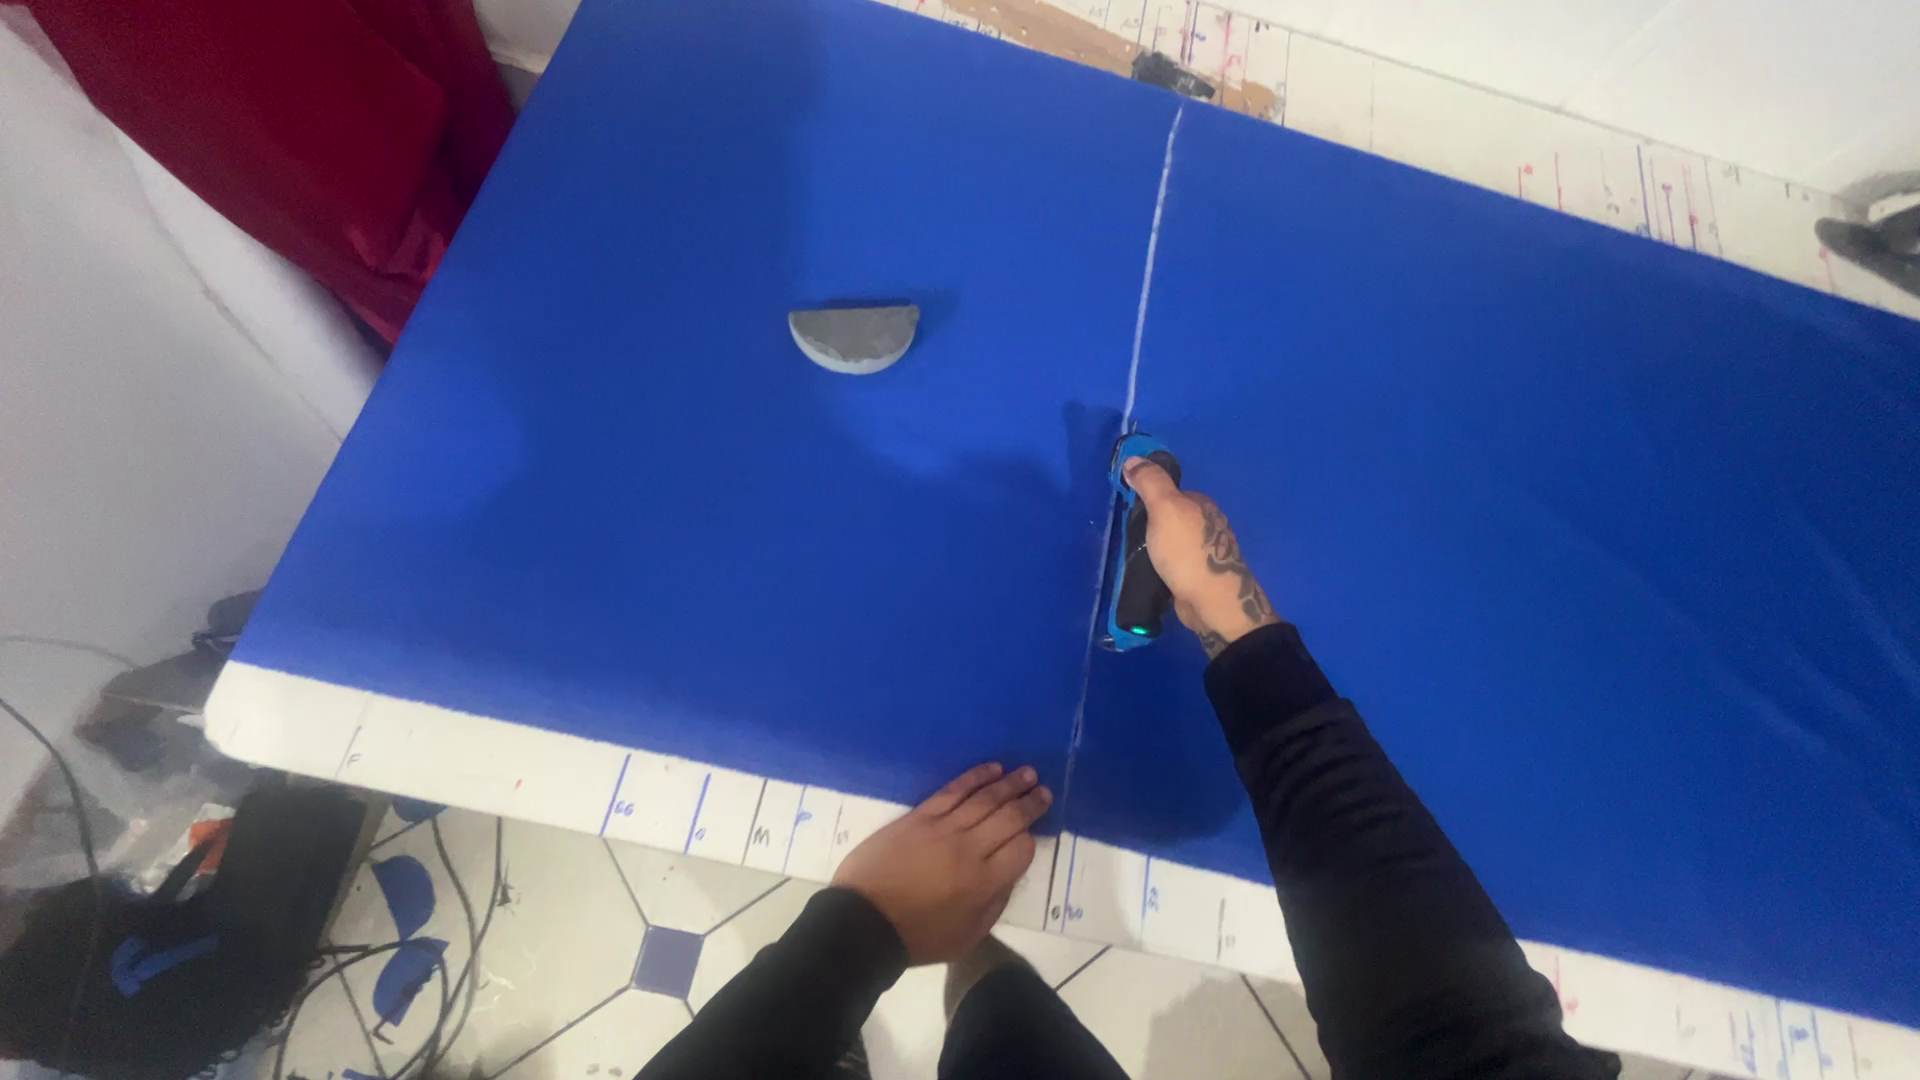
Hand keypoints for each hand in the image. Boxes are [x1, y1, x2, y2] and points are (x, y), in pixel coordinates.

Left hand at [832, 763, 1050, 964]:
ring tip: (1028, 772)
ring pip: (985, 798)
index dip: (1031, 839)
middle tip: (1044, 790)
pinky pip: (954, 790)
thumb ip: (995, 903)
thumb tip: (1008, 873)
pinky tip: (992, 769)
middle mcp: (969, 849)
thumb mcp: (967, 936)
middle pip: (1008, 817)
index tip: (1035, 832)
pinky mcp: (920, 815)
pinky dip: (975, 777)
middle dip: (1030, 803)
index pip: (1021, 849)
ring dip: (1010, 783)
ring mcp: (943, 827)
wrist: (864, 921)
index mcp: (983, 883)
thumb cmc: (917, 936)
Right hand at [1122, 456, 1279, 656]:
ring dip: (1156, 548)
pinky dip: (1163, 567)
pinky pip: (1175, 565)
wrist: (1211, 600)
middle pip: (1172, 518)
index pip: (1172, 493)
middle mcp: (1209, 526)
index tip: (1129, 510)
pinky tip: (1151, 574)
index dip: (1149, 498)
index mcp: (1203, 505)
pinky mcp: (1200, 577)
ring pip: (1173, 543)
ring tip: (1136, 557)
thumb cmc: (1186, 551)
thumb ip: (1150, 482)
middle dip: (1152, 525)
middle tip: (1130, 537)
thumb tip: (1132, 459)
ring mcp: (1206, 553)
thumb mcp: (1164, 508)